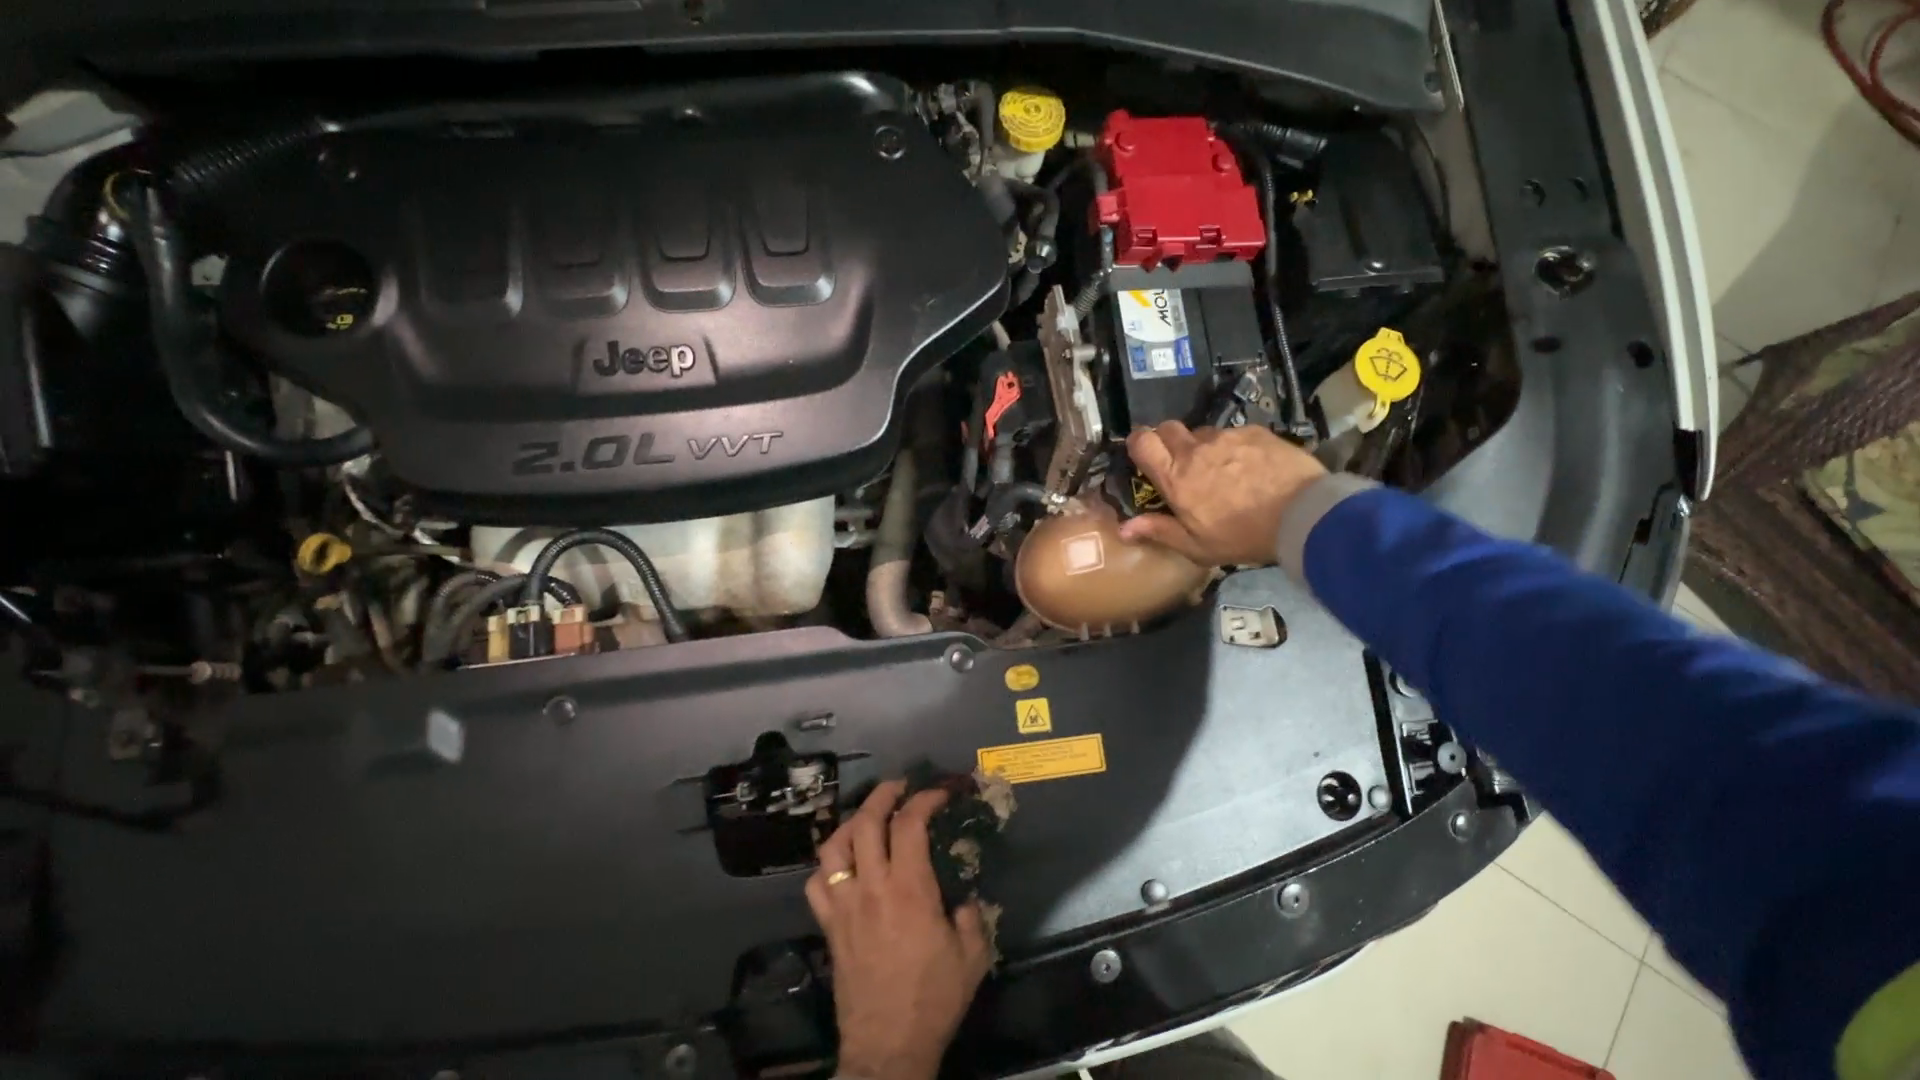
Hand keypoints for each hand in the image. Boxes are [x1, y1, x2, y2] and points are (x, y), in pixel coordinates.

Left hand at [806, 780, 992, 1079]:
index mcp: (910, 889)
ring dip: (850, 822)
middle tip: (900, 787)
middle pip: (865, 822)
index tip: (940, 793)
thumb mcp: (972, 956)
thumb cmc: (933, 999)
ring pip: (833, 846)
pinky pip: (817, 884)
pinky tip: (842, 864)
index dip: (925, 799)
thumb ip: (972, 916)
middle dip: (882, 795)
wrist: (888, 1045)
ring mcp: (844, 906)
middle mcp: (871, 888)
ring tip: (867, 817)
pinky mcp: (829, 927)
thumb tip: (965, 897)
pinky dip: (827, 865)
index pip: (910, 824)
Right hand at [1119, 421, 1328, 565]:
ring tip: (1222, 469)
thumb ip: (1160, 531)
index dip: (1138, 443)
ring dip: (1204, 447)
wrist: (1303, 515)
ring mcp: (1227, 437)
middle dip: (1167, 440)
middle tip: (1179, 463)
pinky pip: (1234, 434)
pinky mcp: (1255, 431)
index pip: (1142, 441)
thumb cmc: (1243, 536)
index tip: (1144, 455)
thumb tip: (1124, 528)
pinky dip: (1234, 447)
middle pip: (1168, 428)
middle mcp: (1196, 449)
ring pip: (1204, 433)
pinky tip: (1250, 467)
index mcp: (1176, 477)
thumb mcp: (1198, 546)